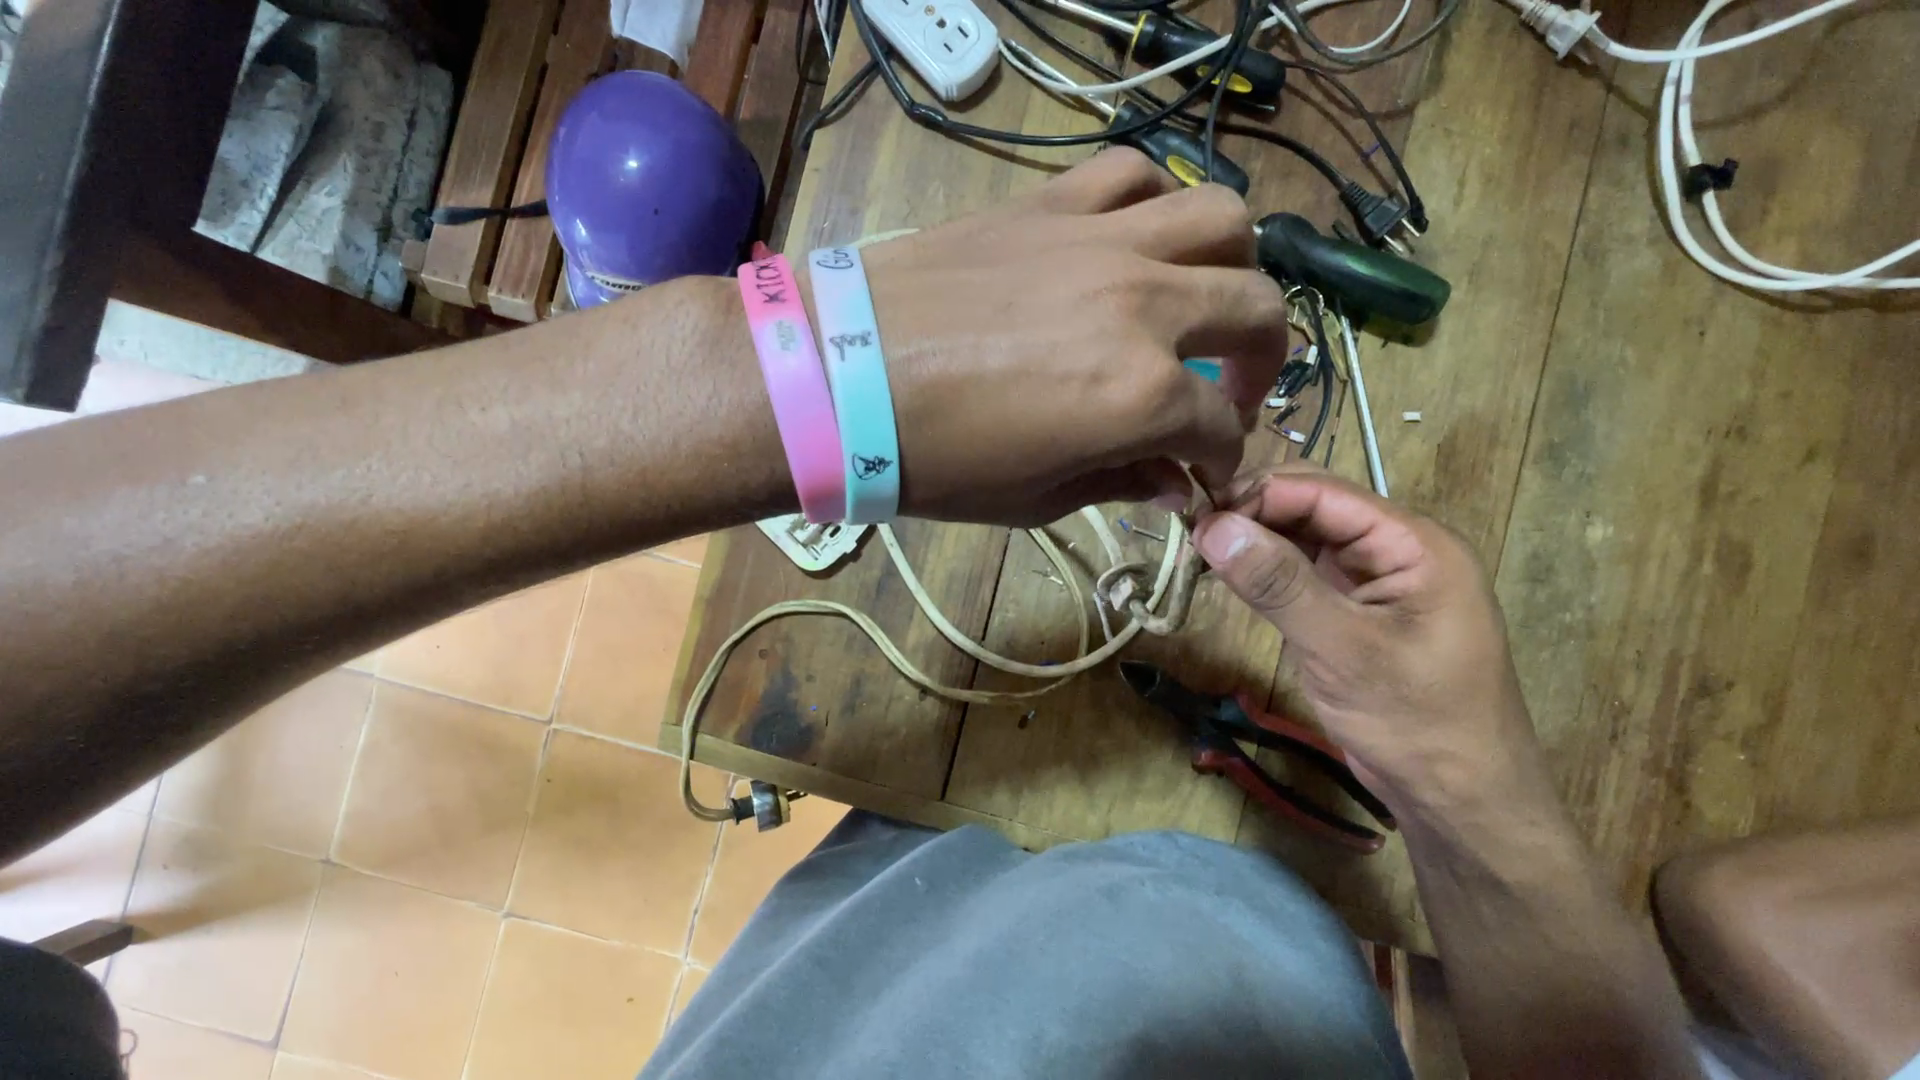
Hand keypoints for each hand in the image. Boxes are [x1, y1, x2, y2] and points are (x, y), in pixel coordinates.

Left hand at [853, 148, 1288, 524]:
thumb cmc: (930, 459)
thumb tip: (1170, 481)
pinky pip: (1130, 175)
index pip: (1220, 429)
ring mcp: (1098, 244)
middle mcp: (1141, 307)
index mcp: (1138, 396)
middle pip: (1257, 311)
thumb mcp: (1033, 499)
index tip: (1203, 475)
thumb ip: (1117, 482)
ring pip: (1220, 217)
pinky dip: (1153, 203)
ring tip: (1202, 302)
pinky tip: (1135, 240)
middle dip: (1263, 362)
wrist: (835, 379)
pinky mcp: (1048, 206)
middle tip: (1230, 392)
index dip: (1222, 461)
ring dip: (1233, 266)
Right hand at [1192, 466, 1547, 817]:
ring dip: (1253, 541)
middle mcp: (1395, 549)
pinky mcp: (1354, 611)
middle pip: (1312, 507)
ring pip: (1303, 538)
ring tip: (1196, 552)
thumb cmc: (1415, 721)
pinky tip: (1227, 576)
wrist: (1459, 799)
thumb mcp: (1344, 649)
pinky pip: (1304, 573)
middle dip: (1252, 514)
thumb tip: (1212, 526)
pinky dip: (1265, 572)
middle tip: (1189, 536)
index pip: (1324, 492)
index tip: (1196, 518)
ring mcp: (1374, 581)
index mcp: (1414, 542)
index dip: (1258, 496)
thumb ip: (1279, 584)